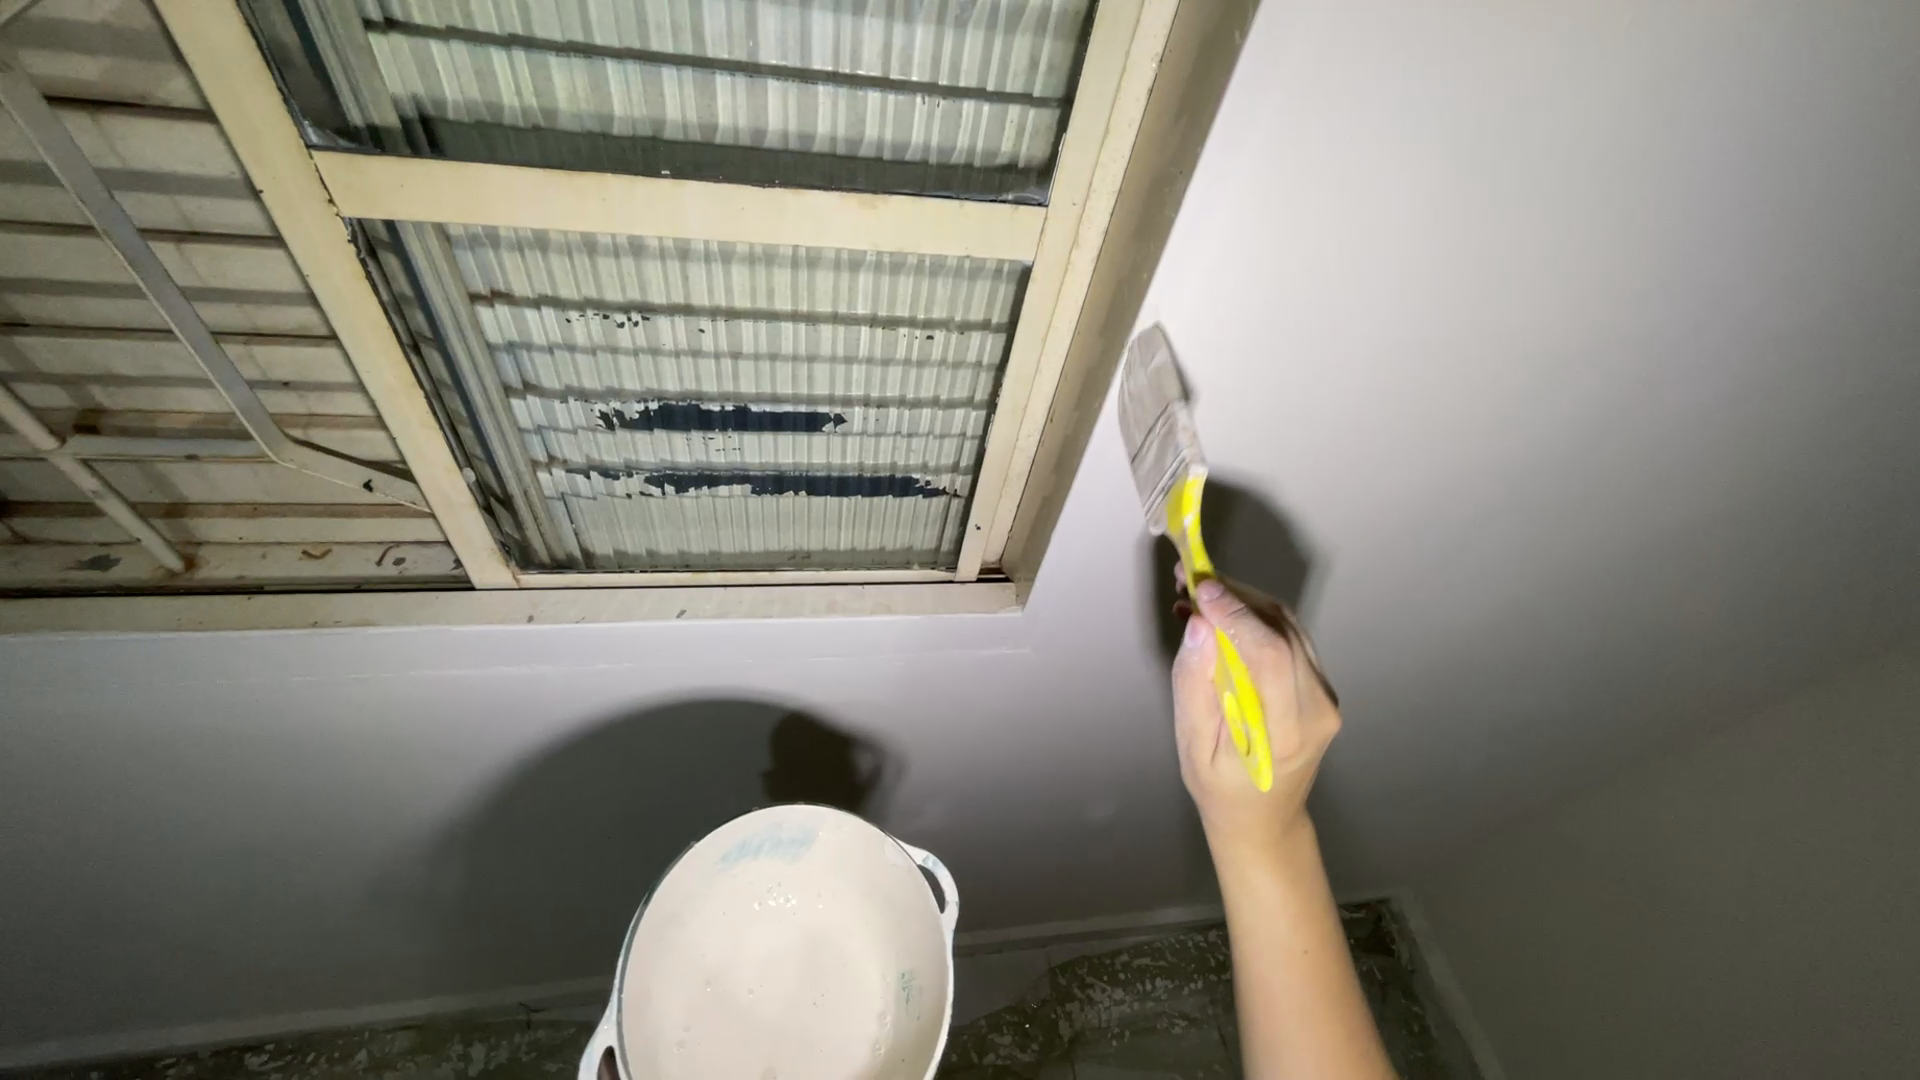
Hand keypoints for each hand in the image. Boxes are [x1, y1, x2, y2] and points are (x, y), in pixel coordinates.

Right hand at [1171, 574, 1341, 859]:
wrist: (1262, 819)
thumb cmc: (1219, 787)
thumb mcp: (1192, 743)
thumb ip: (1194, 684)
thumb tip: (1196, 624)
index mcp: (1287, 730)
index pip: (1268, 652)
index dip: (1234, 613)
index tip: (1199, 586)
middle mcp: (1318, 706)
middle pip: (1281, 630)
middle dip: (1235, 596)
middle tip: (1190, 577)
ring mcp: (1325, 695)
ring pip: (1287, 626)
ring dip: (1243, 601)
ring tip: (1198, 590)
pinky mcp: (1319, 686)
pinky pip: (1288, 638)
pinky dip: (1254, 617)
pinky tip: (1219, 613)